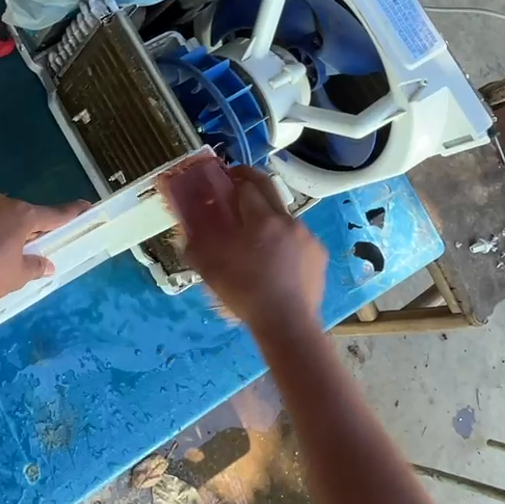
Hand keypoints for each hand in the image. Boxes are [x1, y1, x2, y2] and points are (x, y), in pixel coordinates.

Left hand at [0, 195, 89, 301]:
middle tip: (40, 250)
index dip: (73, 213)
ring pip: (5, 221)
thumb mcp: (15, 276)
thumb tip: (47, 264)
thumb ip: (34, 268)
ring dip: (11, 236)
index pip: (55, 214)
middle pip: (28, 216)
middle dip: (35, 231)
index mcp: (24, 216)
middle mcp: (4, 204)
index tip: (87, 206)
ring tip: (7, 261)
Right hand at [161, 160, 326, 337]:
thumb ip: (195, 245)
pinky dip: (284, 240)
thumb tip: (185, 231)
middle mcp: (287, 220)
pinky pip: (298, 238)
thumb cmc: (246, 294)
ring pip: (283, 216)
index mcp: (261, 220)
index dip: (232, 179)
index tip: (222, 179)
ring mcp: (307, 236)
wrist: (287, 324)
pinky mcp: (319, 253)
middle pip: (268, 188)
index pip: (246, 185)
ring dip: (267, 217)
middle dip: (250, 180)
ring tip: (255, 237)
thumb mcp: (211, 270)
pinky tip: (276, 260)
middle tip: (236, 182)